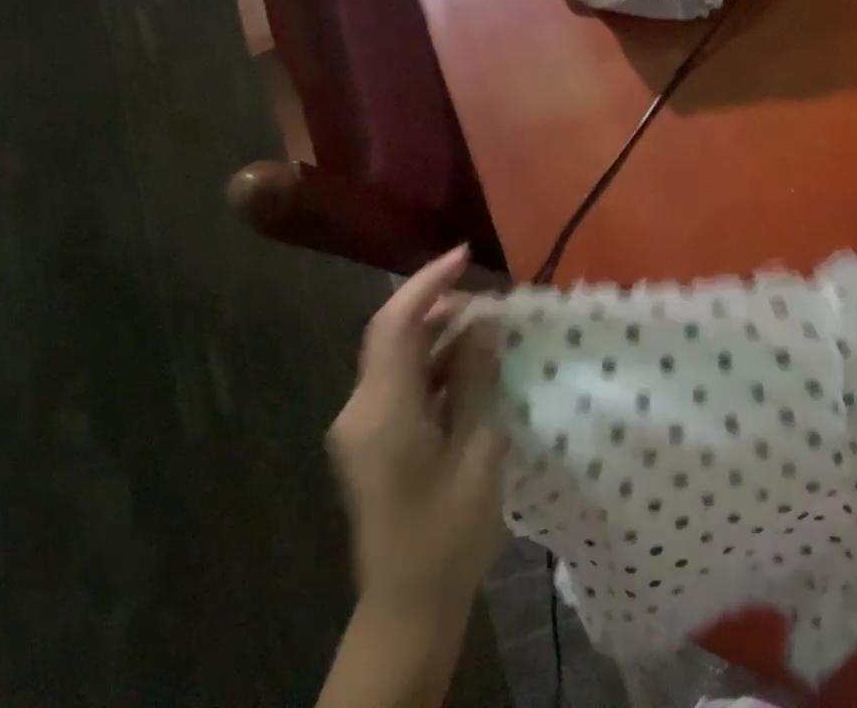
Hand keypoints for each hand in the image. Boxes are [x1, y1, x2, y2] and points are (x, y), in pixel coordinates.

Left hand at [328, 246, 508, 612]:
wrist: (409, 602)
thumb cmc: (449, 531)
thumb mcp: (477, 450)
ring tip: (493, 330)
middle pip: (394, 339)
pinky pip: (402, 389)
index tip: (466, 255)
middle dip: (441, 310)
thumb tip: (485, 322)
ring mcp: (362, 428)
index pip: (396, 324)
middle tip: (496, 300)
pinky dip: (435, 371)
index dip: (429, 283)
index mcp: (382, 410)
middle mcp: (360, 410)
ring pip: (399, 363)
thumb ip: (477, 380)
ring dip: (441, 341)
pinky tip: (474, 372)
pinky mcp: (372, 444)